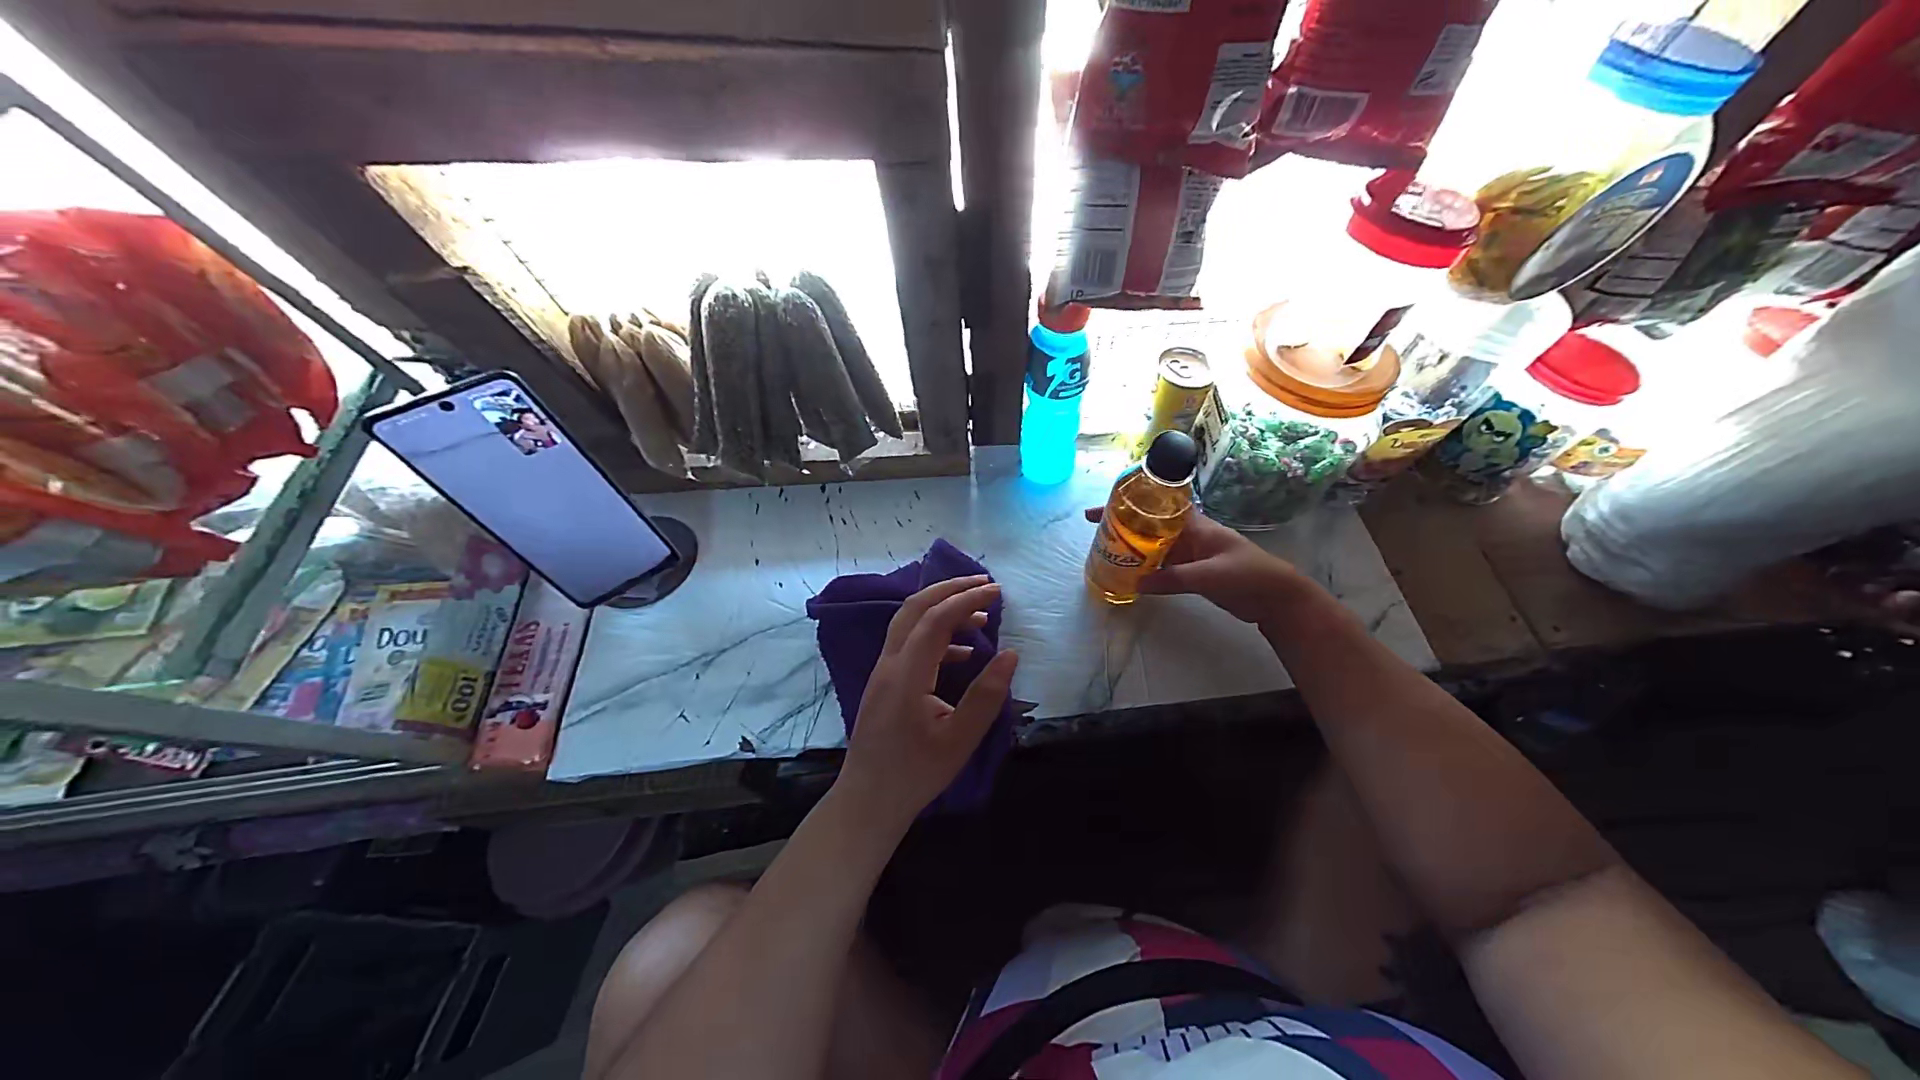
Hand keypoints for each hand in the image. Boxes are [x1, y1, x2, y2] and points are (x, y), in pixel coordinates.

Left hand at [836, 575, 1017, 826]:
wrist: (868, 800)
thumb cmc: (916, 773)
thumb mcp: (960, 740)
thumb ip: (986, 696)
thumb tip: (1011, 654)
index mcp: (907, 674)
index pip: (936, 619)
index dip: (967, 599)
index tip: (997, 591)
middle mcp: (889, 664)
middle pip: (915, 608)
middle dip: (950, 589)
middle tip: (985, 585)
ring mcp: (882, 673)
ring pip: (908, 623)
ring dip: (942, 611)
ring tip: (981, 617)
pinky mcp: (883, 684)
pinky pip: (908, 644)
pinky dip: (935, 637)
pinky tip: (963, 654)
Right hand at [1084, 507, 1310, 627]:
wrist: (1277, 598)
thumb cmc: (1248, 576)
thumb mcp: (1209, 576)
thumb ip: (1173, 578)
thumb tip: (1137, 583)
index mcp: (1194, 525)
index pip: (1156, 507)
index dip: (1130, 503)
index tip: (1102, 508)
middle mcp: (1189, 535)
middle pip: (1149, 524)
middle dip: (1122, 522)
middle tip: (1094, 528)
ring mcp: (1190, 554)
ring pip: (1153, 545)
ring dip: (1131, 546)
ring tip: (1104, 549)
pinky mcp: (1191, 572)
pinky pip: (1161, 564)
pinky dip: (1144, 566)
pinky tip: (1128, 573)